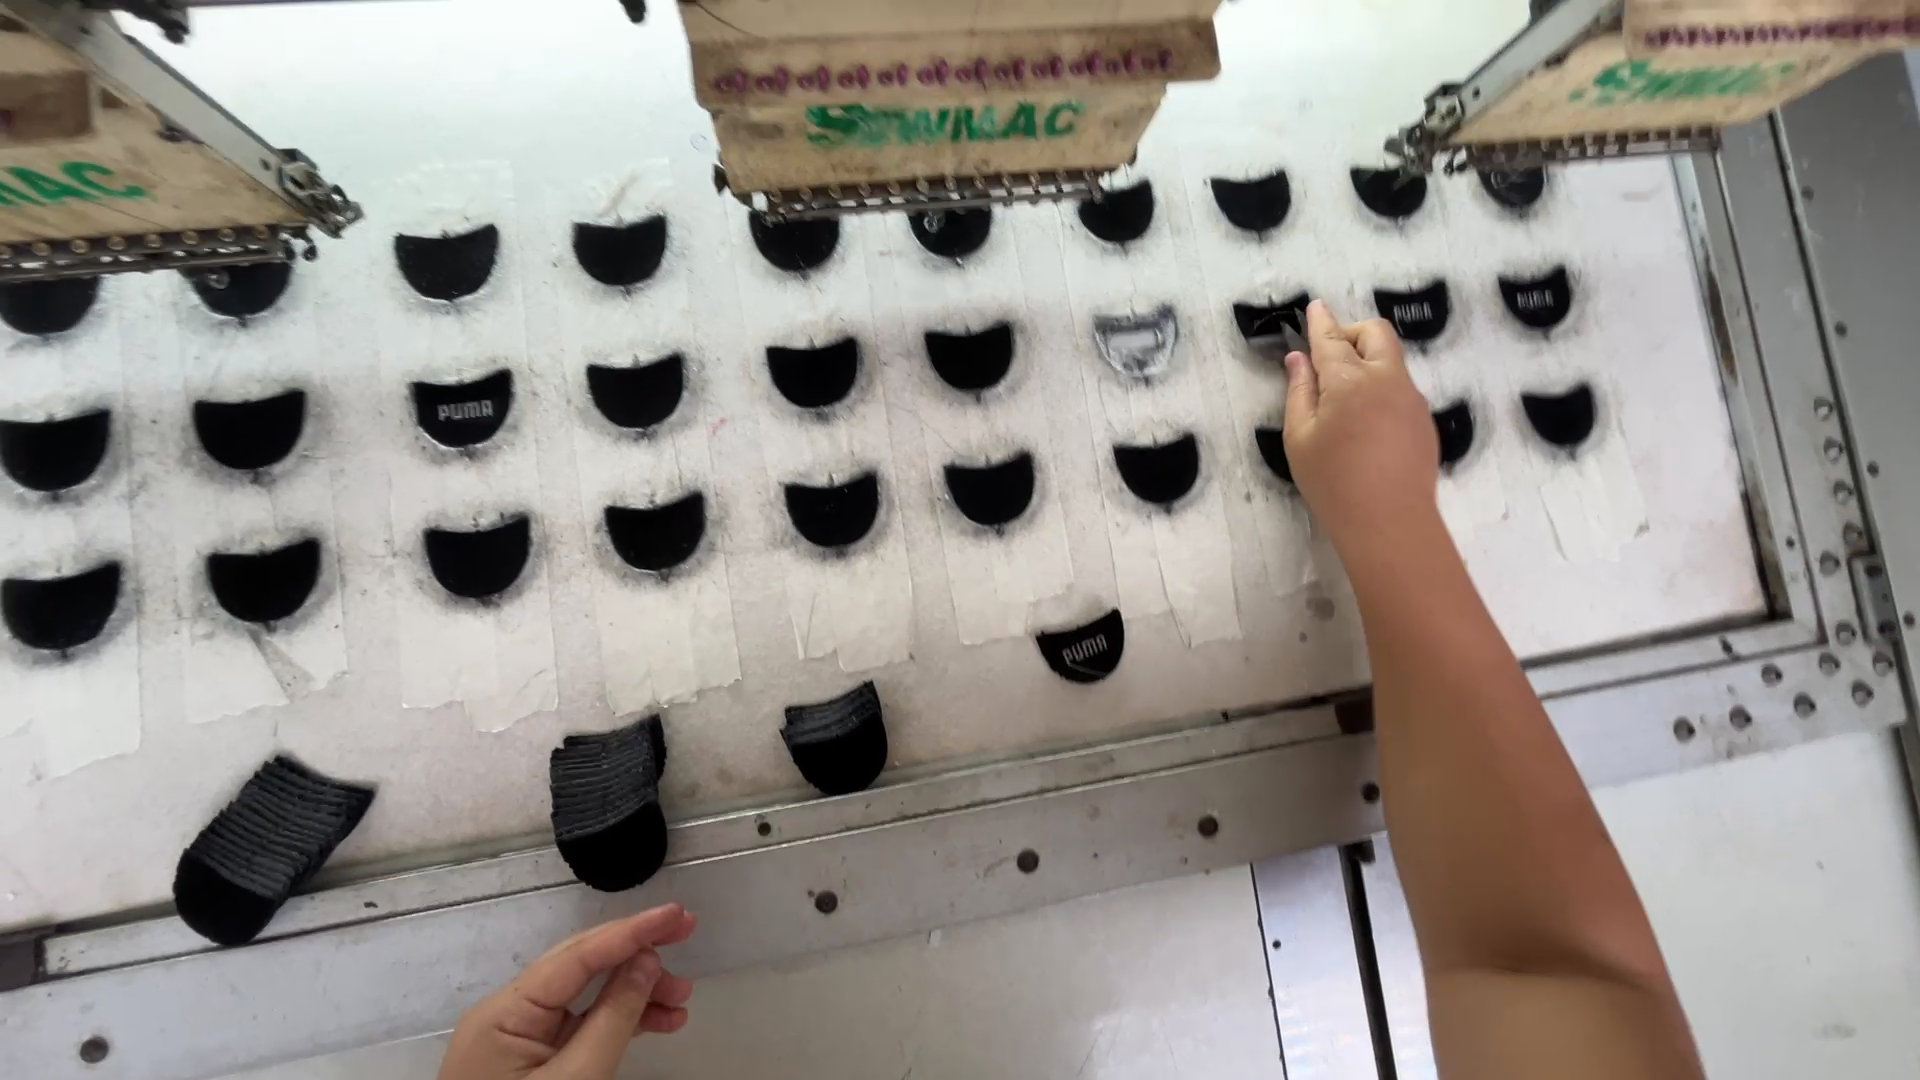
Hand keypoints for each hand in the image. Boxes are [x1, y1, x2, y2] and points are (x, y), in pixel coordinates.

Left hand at [437, 903, 696, 1079]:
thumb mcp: (577, 1079)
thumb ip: (615, 1016)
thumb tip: (647, 959)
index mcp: (505, 1013)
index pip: (580, 954)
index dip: (633, 930)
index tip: (678, 913)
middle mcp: (509, 1014)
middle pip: (585, 965)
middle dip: (640, 953)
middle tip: (688, 932)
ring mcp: (520, 1038)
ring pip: (590, 994)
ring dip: (639, 991)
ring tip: (682, 997)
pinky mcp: (533, 1061)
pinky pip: (584, 1024)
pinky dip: (623, 1020)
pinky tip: (662, 1021)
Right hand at [1282, 299, 1438, 556]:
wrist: (1388, 521)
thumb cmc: (1332, 481)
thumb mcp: (1299, 438)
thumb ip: (1299, 392)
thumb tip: (1299, 361)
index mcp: (1350, 380)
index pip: (1331, 340)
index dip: (1320, 322)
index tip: (1314, 307)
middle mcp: (1387, 379)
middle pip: (1375, 334)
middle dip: (1351, 332)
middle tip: (1328, 352)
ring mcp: (1411, 398)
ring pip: (1390, 359)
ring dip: (1366, 359)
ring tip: (1340, 391)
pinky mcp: (1422, 419)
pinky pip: (1399, 386)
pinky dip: (1378, 385)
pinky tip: (1361, 420)